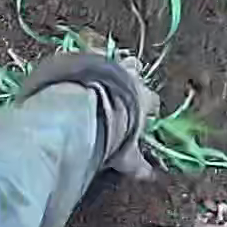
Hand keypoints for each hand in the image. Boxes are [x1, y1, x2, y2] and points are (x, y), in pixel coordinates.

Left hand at [19, 48, 157, 179]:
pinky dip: (83, 56)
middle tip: (116, 91)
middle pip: (136, 72)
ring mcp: (108, 63)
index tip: (137, 115)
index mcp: (144, 98)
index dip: (145, 108)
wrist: (85, 107)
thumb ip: (134, 163)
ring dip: (107, 66)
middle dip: (129, 79)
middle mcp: (131, 77)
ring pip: (114, 58)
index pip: (151, 101)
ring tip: (97, 76)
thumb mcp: (123, 153)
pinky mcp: (84, 55)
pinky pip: (87, 50)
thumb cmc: (110, 133)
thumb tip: (148, 176)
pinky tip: (74, 66)